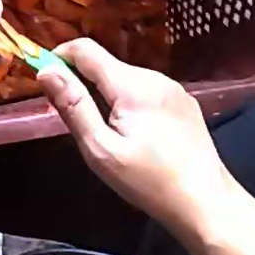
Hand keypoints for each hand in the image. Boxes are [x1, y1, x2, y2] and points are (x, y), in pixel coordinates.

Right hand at [37, 39, 254, 254]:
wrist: (209, 205)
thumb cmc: (149, 182)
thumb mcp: (100, 150)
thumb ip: (73, 106)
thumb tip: (46, 71)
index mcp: (131, 85)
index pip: (85, 49)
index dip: (59, 56)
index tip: (45, 78)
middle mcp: (153, 77)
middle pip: (105, 64)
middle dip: (82, 81)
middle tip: (73, 118)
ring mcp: (172, 88)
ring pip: (124, 77)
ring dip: (105, 92)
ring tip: (105, 132)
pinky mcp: (183, 102)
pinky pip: (143, 89)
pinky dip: (126, 101)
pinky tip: (133, 134)